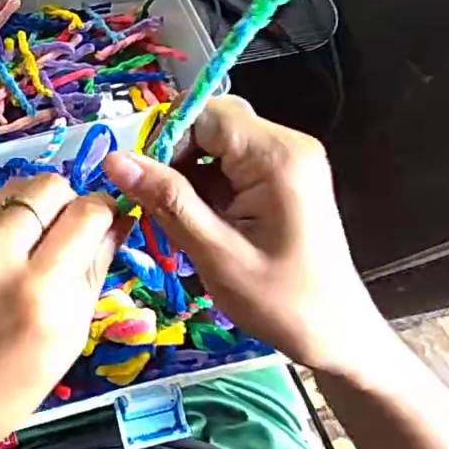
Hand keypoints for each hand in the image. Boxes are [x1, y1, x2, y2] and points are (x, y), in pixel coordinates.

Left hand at [0, 174, 119, 448]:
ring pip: (14, 190)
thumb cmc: (6, 389)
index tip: (103, 221)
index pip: (86, 214)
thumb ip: (94, 270)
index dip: (103, 211)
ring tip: (27, 246)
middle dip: (67, 203)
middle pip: (48, 186)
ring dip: (32, 209)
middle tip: (64, 233)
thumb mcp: (68, 339)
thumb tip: (118, 220)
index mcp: (40, 296)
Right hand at [101, 96, 374, 372]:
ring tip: (180, 220)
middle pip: (211, 124)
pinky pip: (229, 164)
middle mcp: (286, 145)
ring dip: (187, 175)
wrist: (335, 334)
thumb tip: (113, 159)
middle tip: (159, 205)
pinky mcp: (281, 178)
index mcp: (277, 156)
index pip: (206, 114)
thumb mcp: (214, 252)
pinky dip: (204, 186)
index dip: (166, 139)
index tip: (144, 183)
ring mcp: (286, 160)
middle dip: (175, 158)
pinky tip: (200, 221)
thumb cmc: (280, 300)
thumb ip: (165, 199)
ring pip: (215, 144)